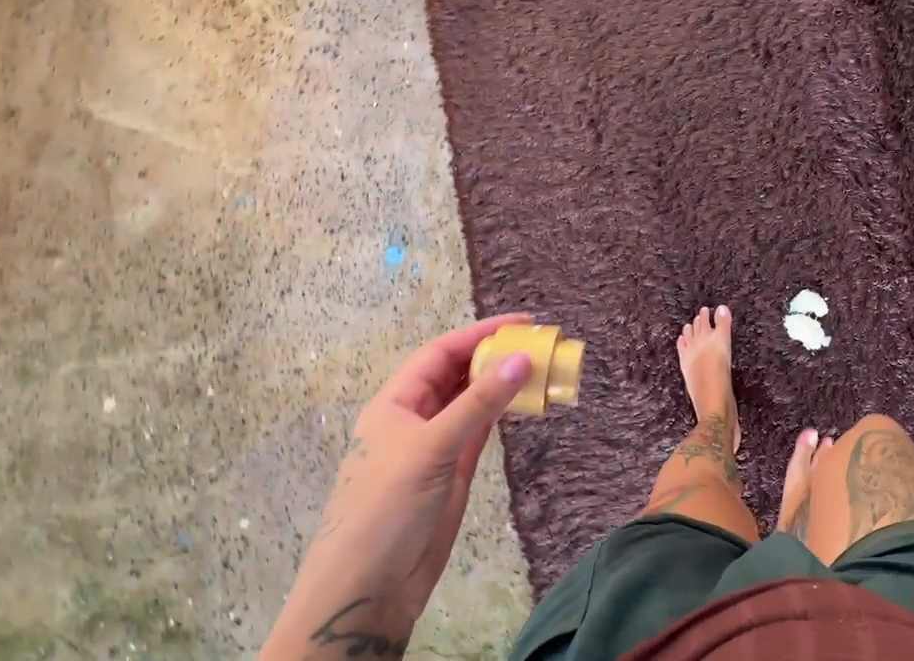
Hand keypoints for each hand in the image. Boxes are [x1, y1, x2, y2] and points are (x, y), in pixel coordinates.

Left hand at [262, 314, 535, 659]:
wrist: (370, 588)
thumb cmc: (386, 508)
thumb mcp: (432, 448)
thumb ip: (479, 402)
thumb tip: (523, 358)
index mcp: (395, 403)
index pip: (441, 353)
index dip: (480, 333)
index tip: (523, 324)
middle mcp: (414, 417)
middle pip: (458, 373)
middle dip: (495, 355)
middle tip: (540, 345)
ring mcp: (435, 445)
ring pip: (473, 400)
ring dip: (504, 384)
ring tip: (543, 369)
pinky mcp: (452, 470)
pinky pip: (481, 428)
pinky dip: (504, 412)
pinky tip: (526, 401)